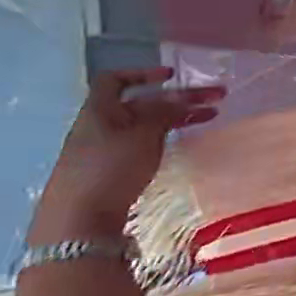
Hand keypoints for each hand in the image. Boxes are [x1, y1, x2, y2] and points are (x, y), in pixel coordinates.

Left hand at [31, 67, 225, 241]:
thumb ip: (163, 113)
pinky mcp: (113, 171)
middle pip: (142, 102)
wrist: (80, 222)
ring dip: (178, 117)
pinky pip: (144, 143)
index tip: (171, 76)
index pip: (115, 80)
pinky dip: (165, 137)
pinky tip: (182, 141)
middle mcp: (102, 125)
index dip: (142, 73)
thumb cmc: (110, 169)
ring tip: (210, 117)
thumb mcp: (142, 135)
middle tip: (216, 98)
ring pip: (147, 124)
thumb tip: (178, 100)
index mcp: (100, 109)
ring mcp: (106, 149)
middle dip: (179, 98)